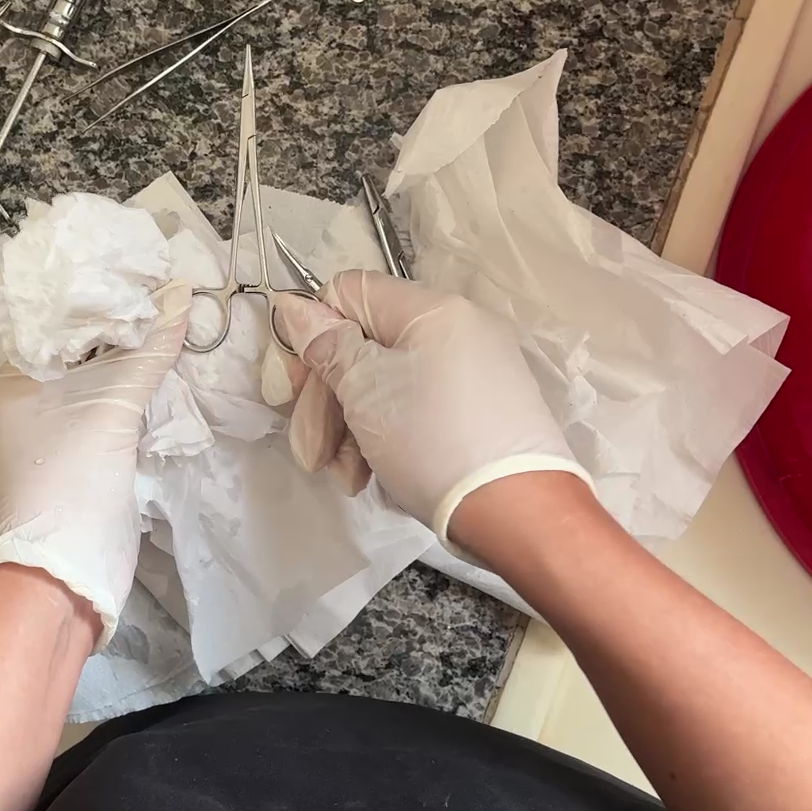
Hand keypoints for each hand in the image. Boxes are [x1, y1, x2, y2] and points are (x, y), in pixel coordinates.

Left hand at [0, 283, 189, 648]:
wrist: (63, 575)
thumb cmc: (69, 480)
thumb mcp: (109, 408)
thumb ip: (146, 351)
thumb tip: (180, 295)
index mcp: (15, 376)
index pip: (56, 316)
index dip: (97, 290)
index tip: (140, 263)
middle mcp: (29, 395)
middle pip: (81, 345)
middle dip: (122, 320)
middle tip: (168, 283)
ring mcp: (56, 426)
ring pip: (99, 375)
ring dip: (135, 353)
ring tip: (178, 311)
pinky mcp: (84, 450)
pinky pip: (112, 405)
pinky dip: (139, 386)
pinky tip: (172, 362)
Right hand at [272, 270, 590, 557]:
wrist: (520, 518)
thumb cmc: (432, 440)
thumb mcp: (363, 387)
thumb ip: (324, 342)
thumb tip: (291, 304)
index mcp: (432, 310)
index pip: (348, 292)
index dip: (313, 332)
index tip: (296, 383)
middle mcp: (456, 331)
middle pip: (361, 346)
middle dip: (326, 399)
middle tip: (312, 448)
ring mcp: (471, 373)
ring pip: (381, 383)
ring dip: (348, 428)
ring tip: (344, 476)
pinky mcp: (478, 411)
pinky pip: (411, 407)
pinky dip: (382, 437)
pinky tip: (370, 475)